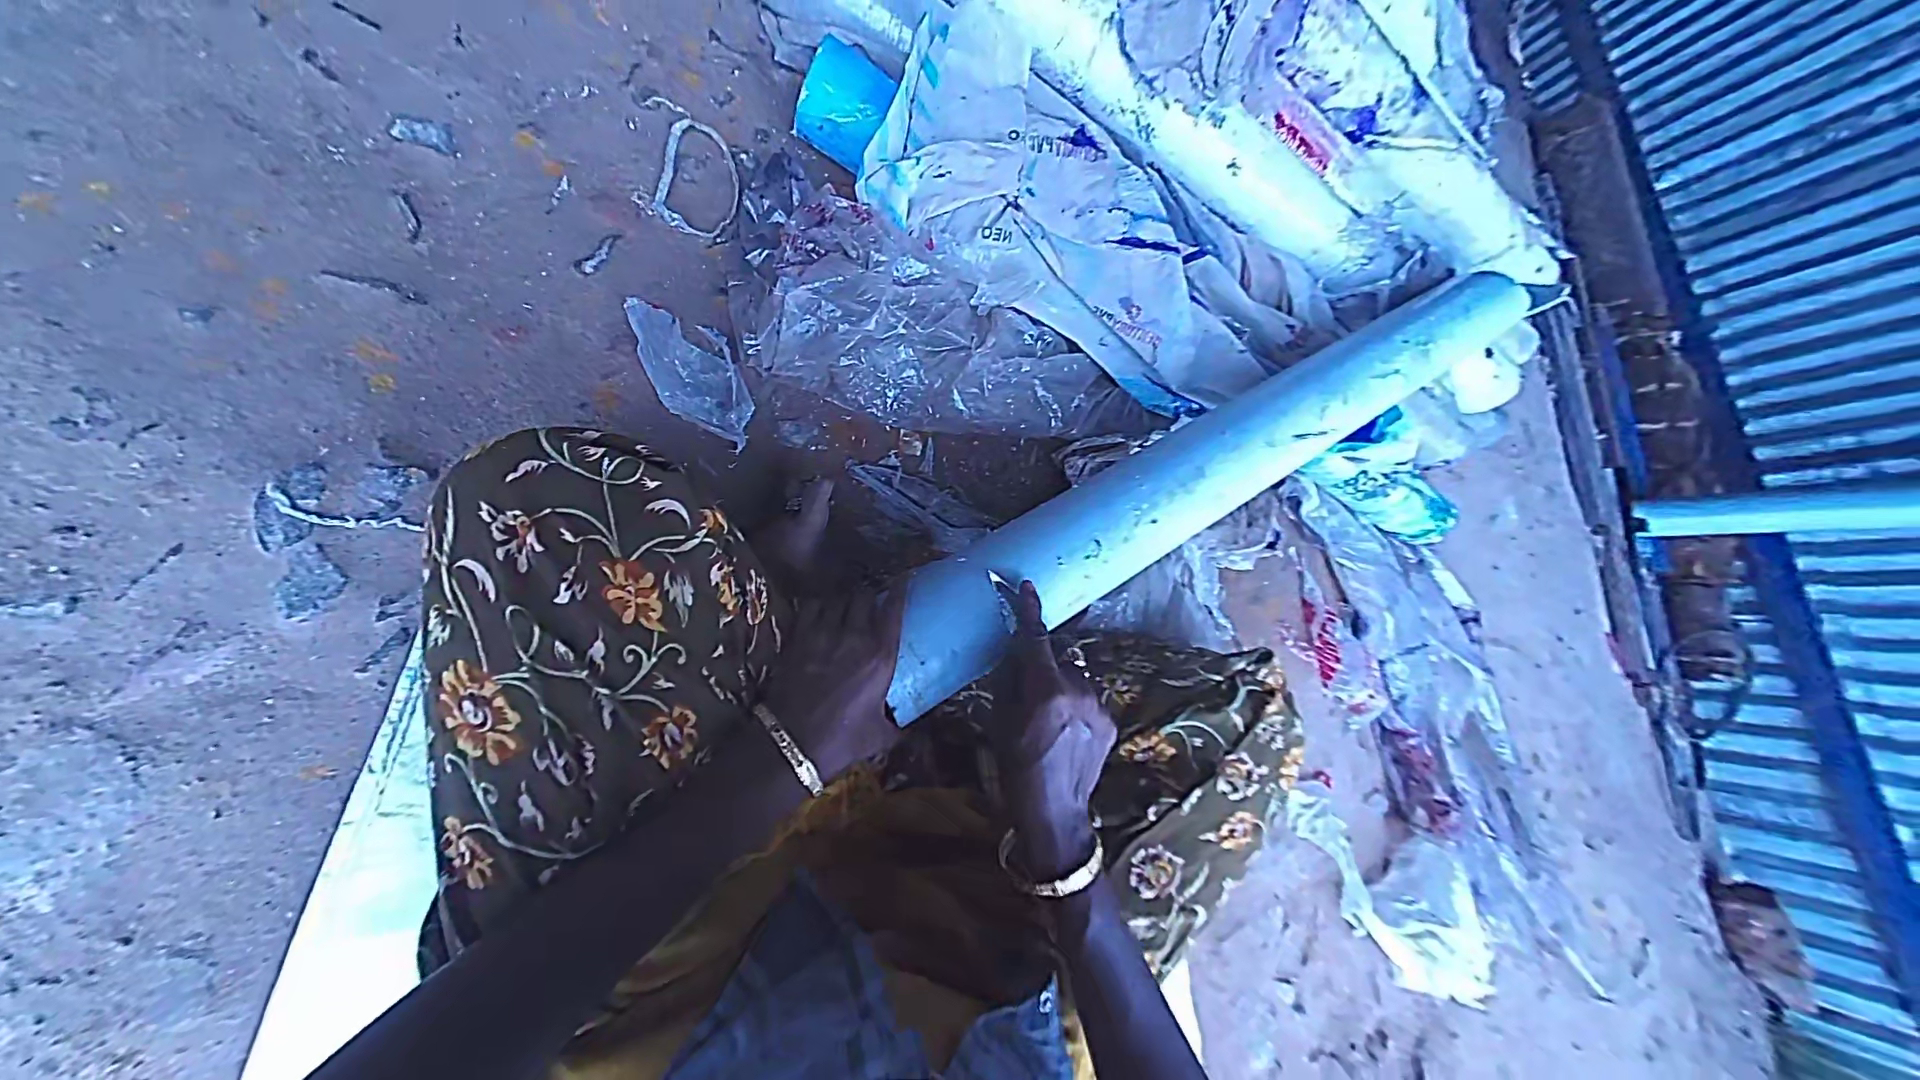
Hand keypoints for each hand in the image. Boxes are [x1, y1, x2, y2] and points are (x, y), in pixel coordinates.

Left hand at [759, 587, 907, 778]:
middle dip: (868, 595)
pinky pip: (810, 607)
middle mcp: (855, 637)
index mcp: (881, 656)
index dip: (900, 590)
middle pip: (863, 596)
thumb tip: (908, 731)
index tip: (903, 580)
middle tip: (868, 600)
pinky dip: (817, 605)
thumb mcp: (879, 735)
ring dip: (842, 599)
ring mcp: (823, 634)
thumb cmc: (842, 740)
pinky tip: (818, 612)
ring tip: (843, 604)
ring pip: (836, 598)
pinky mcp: (798, 638)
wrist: (792, 743)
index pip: (894, 609)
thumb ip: (896, 726)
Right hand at [990, 581, 1115, 880]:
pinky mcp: (1110, 722)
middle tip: (1026, 690)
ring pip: (1074, 678)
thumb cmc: (1016, 769)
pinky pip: (1087, 698)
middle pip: (1057, 659)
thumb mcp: (999, 723)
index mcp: (1046, 691)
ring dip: (1059, 685)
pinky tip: (1064, 731)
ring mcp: (1099, 707)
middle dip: (1042, 665)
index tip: (1026, 587)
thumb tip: (1013, 652)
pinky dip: (1073, 703)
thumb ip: (1008, 681)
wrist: (1054, 814)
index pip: (1036, 640)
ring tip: (1047, 717)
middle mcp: (1079, 691)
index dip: (1028, 611)